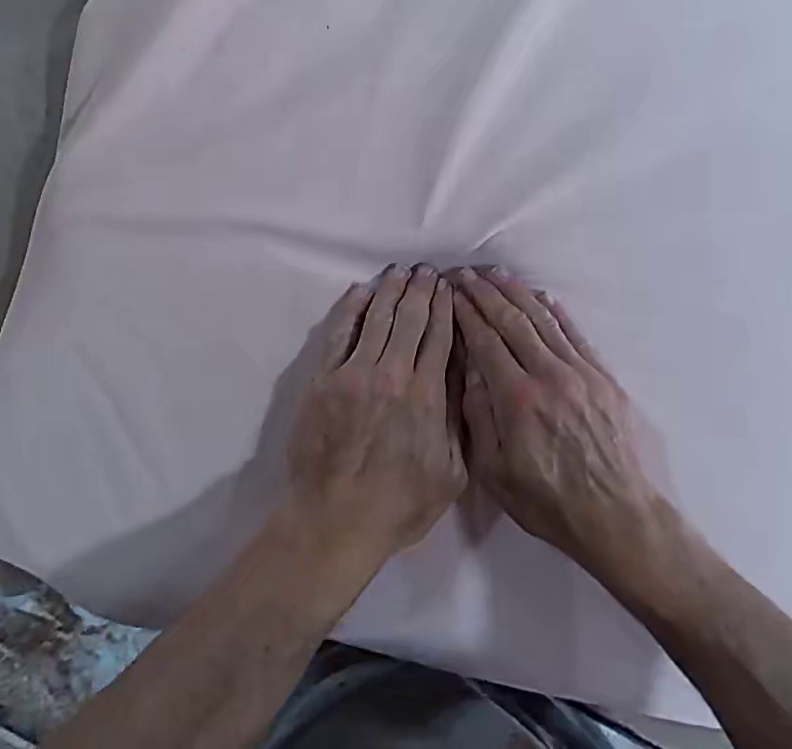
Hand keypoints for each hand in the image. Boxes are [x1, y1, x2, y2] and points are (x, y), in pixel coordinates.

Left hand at [285, 264, 465, 566]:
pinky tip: (361, 291)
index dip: (446, 306)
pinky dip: (352, 307)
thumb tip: (467, 372)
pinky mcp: (324, 380)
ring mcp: (355, 373)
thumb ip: (461, 418)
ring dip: (391, 290)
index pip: (440, 335)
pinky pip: (340, 333)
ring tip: (400, 272)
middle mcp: (394, 374)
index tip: (450, 286)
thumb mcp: (454, 471)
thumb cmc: (400, 503)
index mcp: (428, 395)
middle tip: (427, 270)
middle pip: (411, 318)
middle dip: (422, 289)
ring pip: (378, 318)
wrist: (336, 521)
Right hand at [448, 267, 667, 575]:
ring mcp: (579, 372)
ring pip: (543, 319)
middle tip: (467, 273)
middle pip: (512, 321)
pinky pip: (575, 333)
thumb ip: (479, 418)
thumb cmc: (548, 501)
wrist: (615, 514)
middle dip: (486, 293)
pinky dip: (555, 311)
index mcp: (517, 398)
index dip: (466, 312)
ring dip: (517, 292)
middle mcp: (548, 374)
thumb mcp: (495, 473)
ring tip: (497, 274)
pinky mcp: (602, 377)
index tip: (451, 292)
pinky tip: (542, 297)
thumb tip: (471, 374)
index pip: (486, 341)